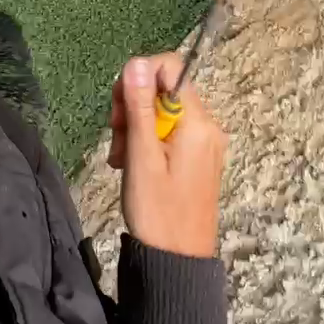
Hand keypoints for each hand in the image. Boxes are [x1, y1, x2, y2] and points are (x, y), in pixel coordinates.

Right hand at [106, 53, 226, 257]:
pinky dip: (147, 138)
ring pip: (161, 109)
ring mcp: (203, 141)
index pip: (169, 68)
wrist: (177, 262)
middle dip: (133, 104)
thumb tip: (136, 61)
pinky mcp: (196, 156)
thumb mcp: (141, 155)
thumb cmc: (158, 210)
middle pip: (163, 87)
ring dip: (135, 125)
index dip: (138, 77)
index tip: (120, 106)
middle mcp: (207, 125)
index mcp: (198, 122)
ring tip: (122, 157)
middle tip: (116, 134)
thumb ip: (139, 106)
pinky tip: (132, 162)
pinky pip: (168, 130)